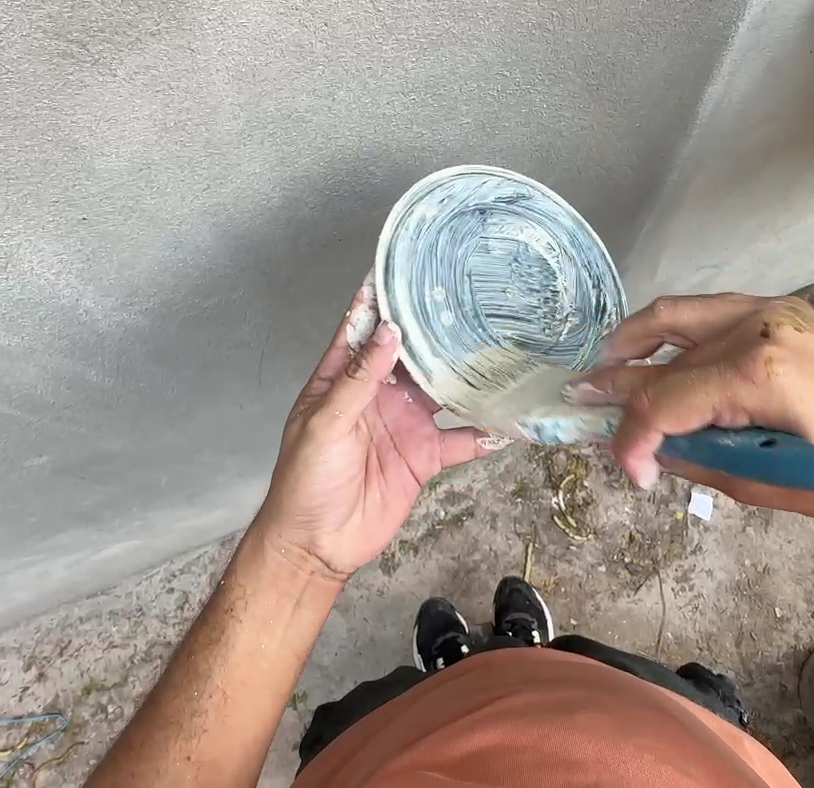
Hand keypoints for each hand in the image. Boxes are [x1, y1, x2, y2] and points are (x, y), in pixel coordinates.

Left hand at [251, 284, 488, 584]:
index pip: (364, 329)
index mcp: (344, 379)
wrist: (317, 545)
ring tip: (500, 351)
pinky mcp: (424, 456)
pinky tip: (508, 421)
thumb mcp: (325, 423)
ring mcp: (405, 424)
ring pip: (443, 391)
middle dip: (436, 332)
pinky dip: (484, 432)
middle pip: (412, 355)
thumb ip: (358, 379)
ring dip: (467, 376)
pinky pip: (461, 440)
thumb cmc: (305, 480)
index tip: (406, 269)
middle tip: (470, 303)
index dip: (382, 299)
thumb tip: (389, 332)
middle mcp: (379, 394)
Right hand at [570, 294, 813, 593]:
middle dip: (619, 384)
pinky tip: (660, 348)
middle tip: (581, 397)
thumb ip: (693, 454)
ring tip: (606, 362)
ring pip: (680, 315)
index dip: (631, 438)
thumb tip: (643, 448)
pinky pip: (712, 313)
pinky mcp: (785, 309)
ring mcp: (774, 310)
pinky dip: (678, 330)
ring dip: (638, 339)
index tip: (628, 471)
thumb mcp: (763, 482)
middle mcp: (759, 325)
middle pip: (664, 356)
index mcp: (758, 372)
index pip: (663, 400)